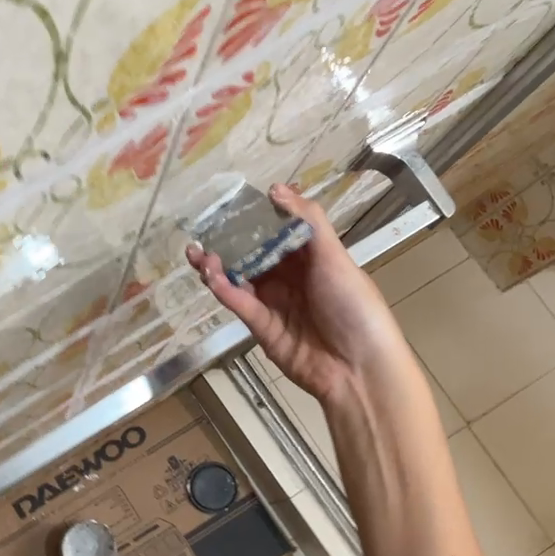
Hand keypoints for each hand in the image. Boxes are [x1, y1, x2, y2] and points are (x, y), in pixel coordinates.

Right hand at [187, 184, 410, 403]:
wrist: (356, 366)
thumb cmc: (354, 306)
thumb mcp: (334, 256)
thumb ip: (306, 221)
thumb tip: (275, 189)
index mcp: (311, 258)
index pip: (277, 232)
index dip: (255, 219)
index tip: (231, 206)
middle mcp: (290, 278)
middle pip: (252, 255)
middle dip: (227, 243)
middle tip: (204, 231)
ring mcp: (273, 303)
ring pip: (239, 279)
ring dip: (218, 266)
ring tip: (197, 253)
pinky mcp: (260, 327)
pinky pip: (239, 303)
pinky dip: (224, 289)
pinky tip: (211, 276)